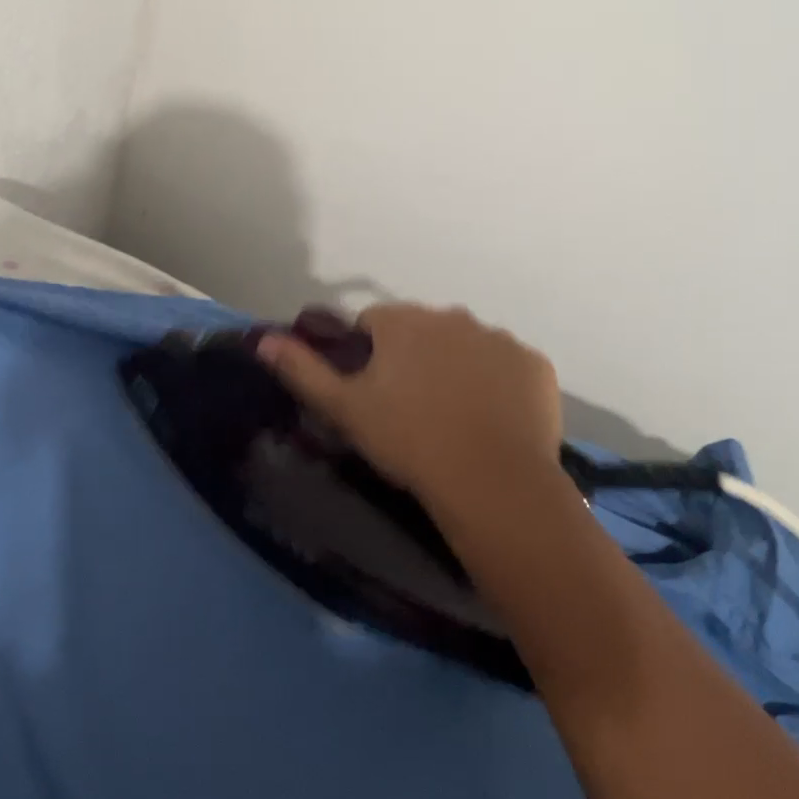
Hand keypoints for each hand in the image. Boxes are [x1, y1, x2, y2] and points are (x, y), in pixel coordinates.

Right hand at [257, 303, 563, 503]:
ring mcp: (500, 339)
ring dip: (457, 368)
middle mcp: (454, 316)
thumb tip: (263, 339)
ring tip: (453, 420)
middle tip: (411, 410)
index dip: (366, 355)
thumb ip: (302, 369)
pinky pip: (507, 367)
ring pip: (467, 346)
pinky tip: (492, 421)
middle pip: (422, 330)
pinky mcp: (536, 366)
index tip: (371, 393)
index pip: (372, 322)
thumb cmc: (408, 442)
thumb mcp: (344, 409)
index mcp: (404, 322)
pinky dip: (498, 385)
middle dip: (414, 357)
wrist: (491, 482)